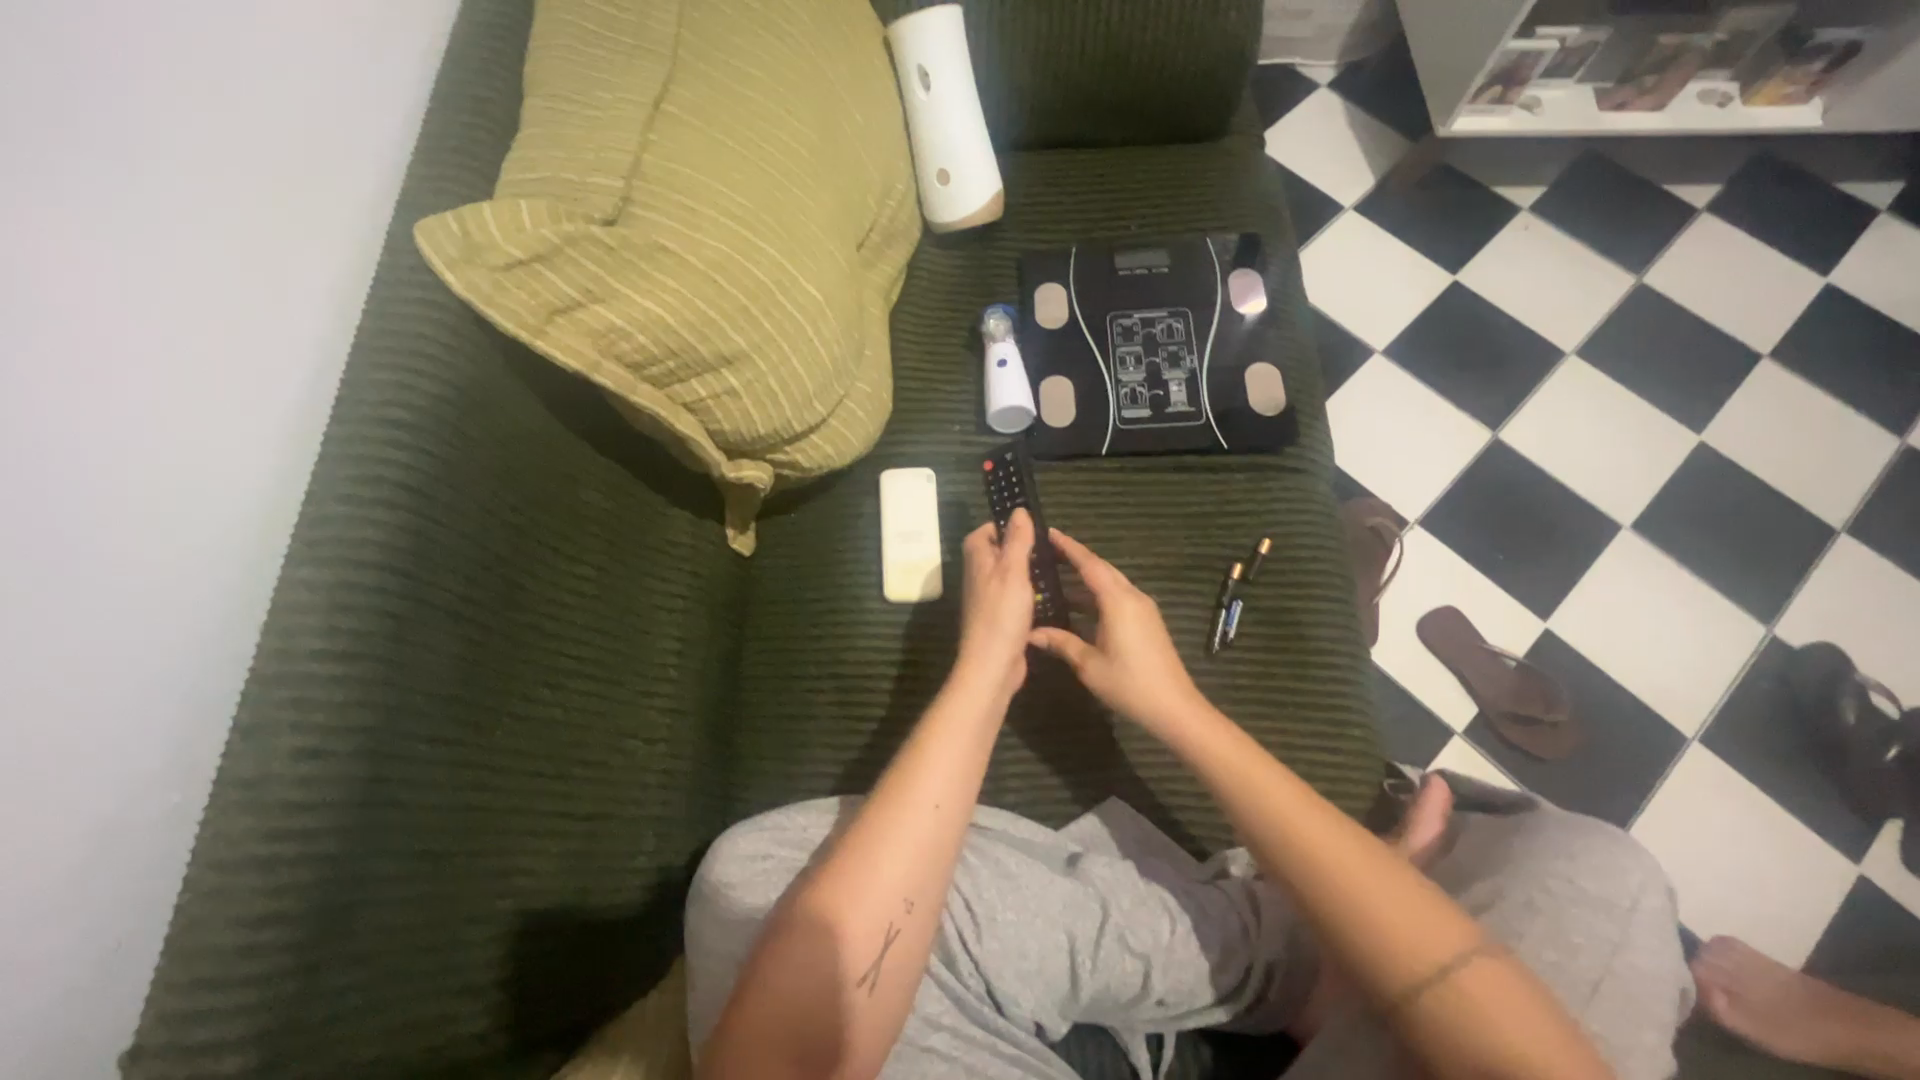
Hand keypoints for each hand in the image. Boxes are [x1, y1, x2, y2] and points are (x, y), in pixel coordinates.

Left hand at [954, 509, 1037, 700]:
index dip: (1005, 526)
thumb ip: (1016, 540)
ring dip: (1029, 573)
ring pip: (1009, 575)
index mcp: (977, 559)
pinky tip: (1050, 597)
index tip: (1032, 528)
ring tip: (1055, 570)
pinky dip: (1030, 595)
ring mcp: (988, 598)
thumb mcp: (1013, 570)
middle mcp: (979, 576)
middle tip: (1049, 550)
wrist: (992, 665)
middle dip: (1022, 548)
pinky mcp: (1000, 617)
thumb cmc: (1001, 614)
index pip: (986, 531)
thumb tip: (1018, 510)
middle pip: (999, 552)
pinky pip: (1015, 597)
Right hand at [1028, 529, 1208, 736]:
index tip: (1048, 533)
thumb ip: (1061, 643)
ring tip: (1055, 578)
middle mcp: (1132, 597)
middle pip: (1101, 569)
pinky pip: (1117, 598)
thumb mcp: (1089, 665)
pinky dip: (1095, 596)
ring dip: (1084, 580)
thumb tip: (1030, 633)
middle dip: (1075, 559)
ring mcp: (1142, 609)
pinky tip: (1076, 607)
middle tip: (1046, 553)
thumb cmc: (1129, 684)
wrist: (1174, 707)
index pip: (1089, 564)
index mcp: (1118, 601)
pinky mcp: (1146, 622)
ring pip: (1110, 584)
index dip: (1068, 547)